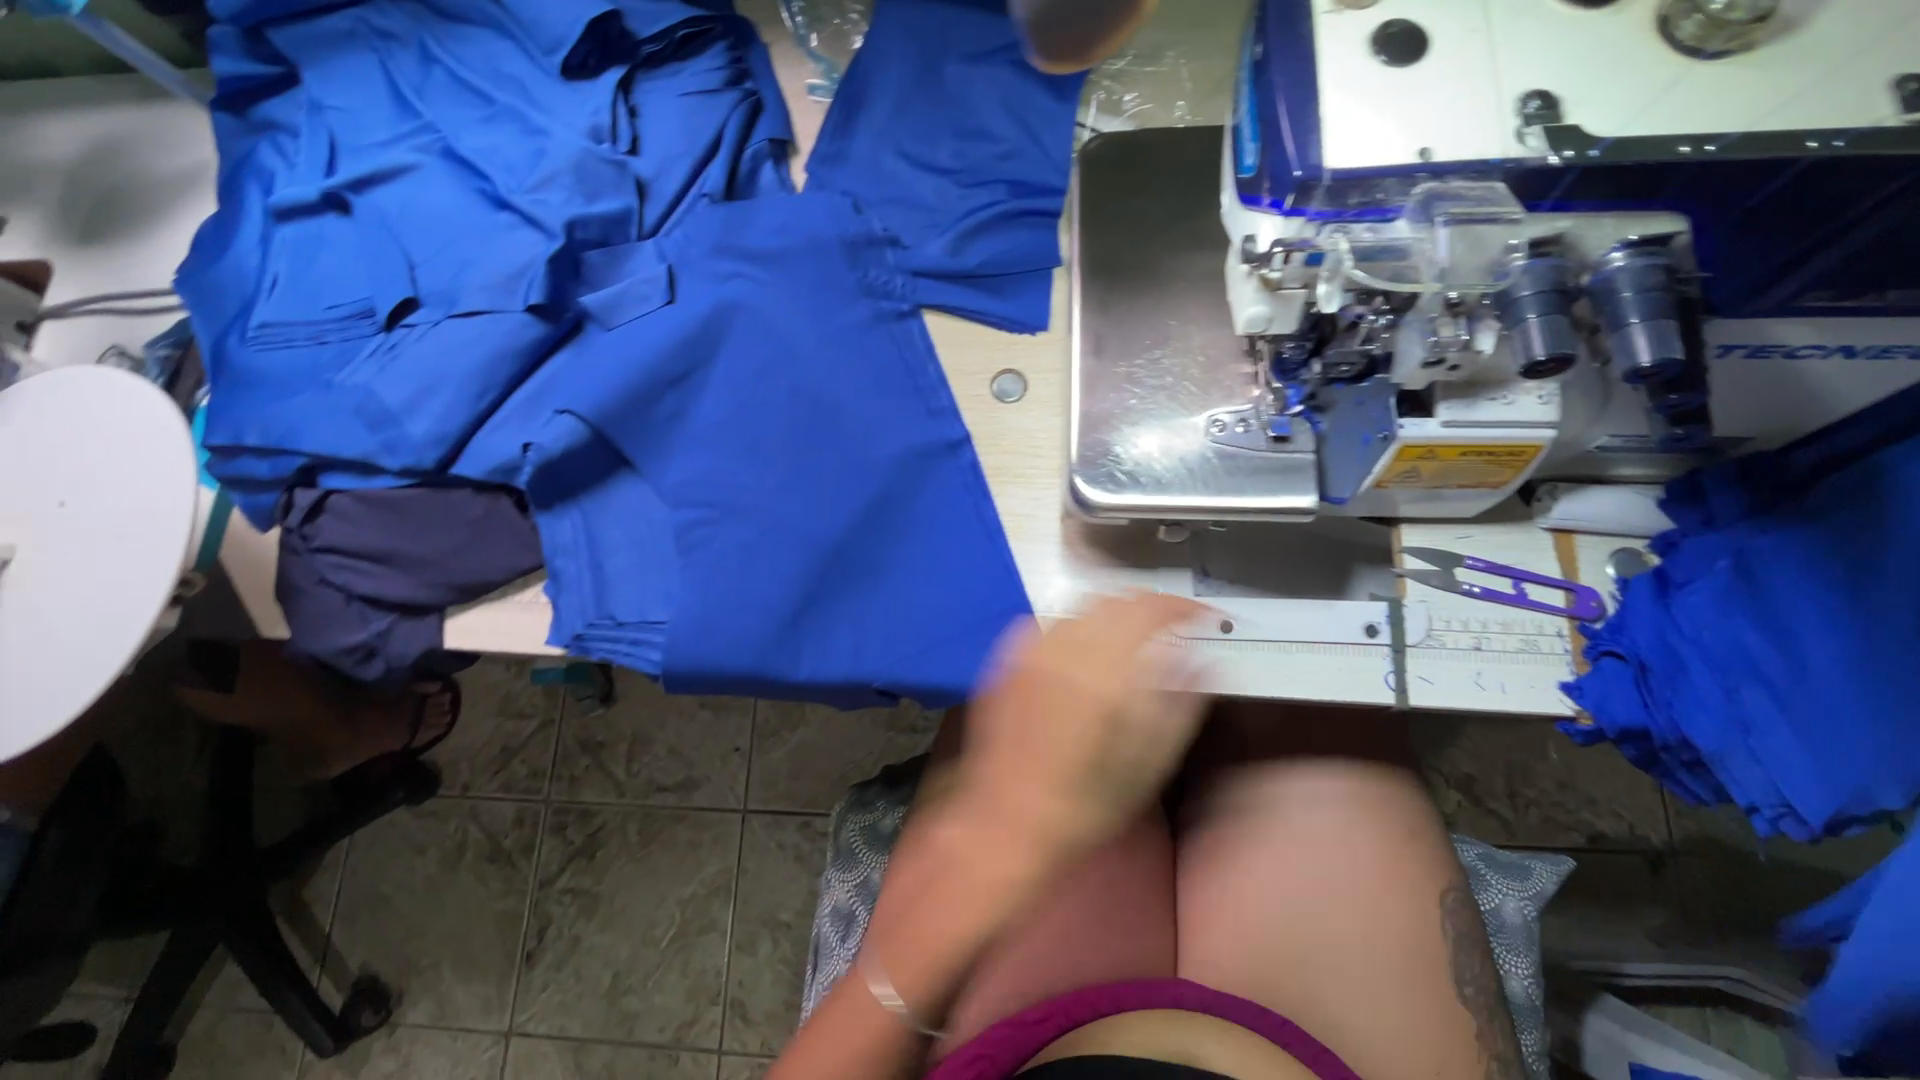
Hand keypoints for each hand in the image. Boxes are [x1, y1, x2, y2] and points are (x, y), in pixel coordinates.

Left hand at [953, 592, 1212, 865]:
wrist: (1009, 822)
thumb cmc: (1088, 803)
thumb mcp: (1150, 763)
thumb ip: (1181, 703)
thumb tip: (1200, 659)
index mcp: (1105, 670)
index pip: (1149, 609)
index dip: (1181, 606)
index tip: (1201, 616)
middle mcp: (1065, 649)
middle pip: (1114, 599)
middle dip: (1148, 605)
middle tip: (1171, 625)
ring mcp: (1029, 651)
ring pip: (1079, 608)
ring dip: (1112, 613)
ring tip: (1132, 635)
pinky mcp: (1005, 661)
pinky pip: (1047, 625)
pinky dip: (1075, 626)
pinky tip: (1084, 649)